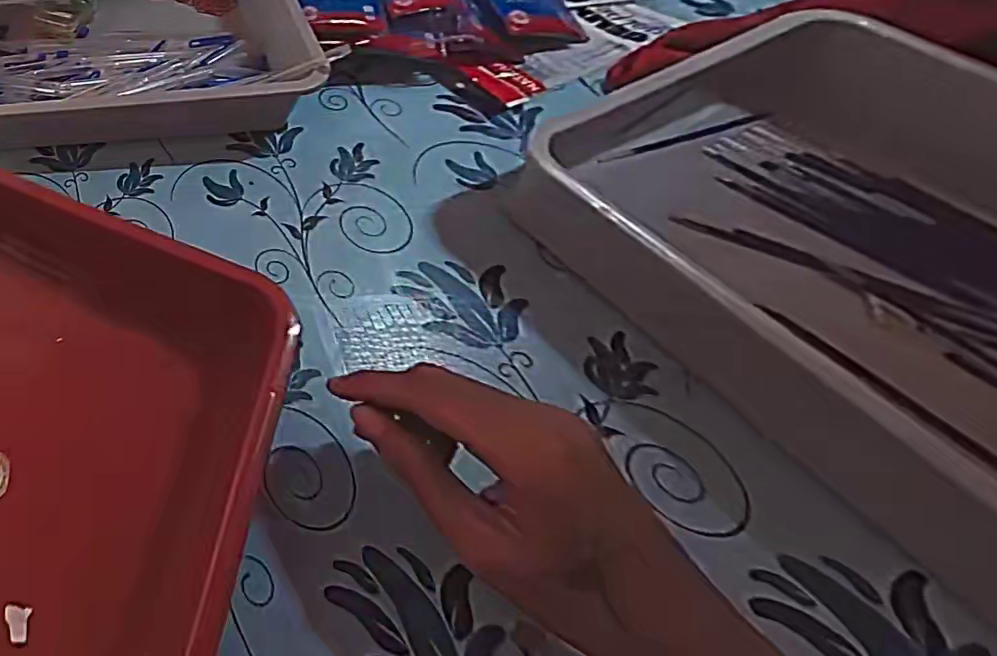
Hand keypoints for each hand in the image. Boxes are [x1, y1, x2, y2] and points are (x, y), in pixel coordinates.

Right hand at [329, 366, 778, 655]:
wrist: (659, 614)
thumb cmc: (568, 591)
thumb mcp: (477, 541)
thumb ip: (416, 471)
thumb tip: (367, 419)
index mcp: (525, 444)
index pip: (431, 393)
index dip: (376, 384)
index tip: (338, 387)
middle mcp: (540, 416)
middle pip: (445, 382)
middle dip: (394, 392)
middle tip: (361, 417)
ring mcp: (553, 417)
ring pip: (462, 389)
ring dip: (420, 404)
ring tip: (398, 441)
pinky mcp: (557, 425)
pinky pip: (485, 403)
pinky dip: (449, 414)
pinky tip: (439, 446)